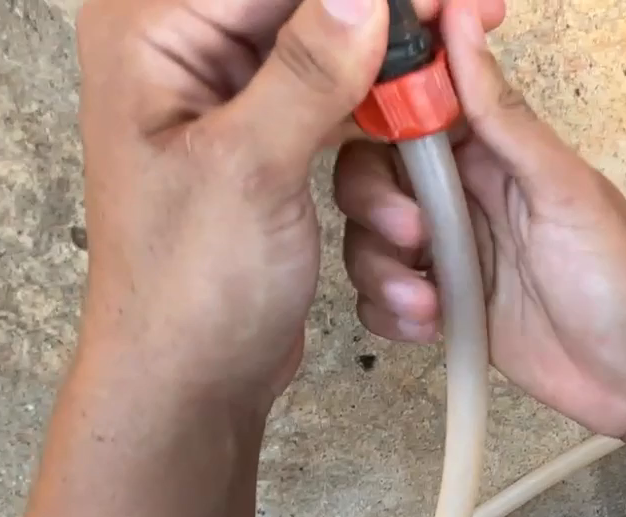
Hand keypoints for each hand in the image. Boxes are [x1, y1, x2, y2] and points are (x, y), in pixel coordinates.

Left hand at [74, 0, 405, 411]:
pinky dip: (379, 127)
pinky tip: (416, 139)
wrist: (196, 369)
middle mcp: (193, 56)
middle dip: (391, 25)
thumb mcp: (250, 168)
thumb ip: (305, 75)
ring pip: (332, 59)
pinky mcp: (274, 151)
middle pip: (308, 10)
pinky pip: (338, 114)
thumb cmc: (196, 279)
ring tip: (446, 109)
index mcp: (158, 35)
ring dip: (391, 88)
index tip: (442, 0)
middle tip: (468, 18)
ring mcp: (237, 105)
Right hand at [335, 0, 625, 438]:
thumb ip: (508, 120)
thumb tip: (460, 19)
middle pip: (371, 171)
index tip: (359, 117)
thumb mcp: (567, 194)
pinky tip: (430, 328)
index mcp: (495, 156)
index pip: (412, 105)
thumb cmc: (615, 281)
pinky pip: (385, 299)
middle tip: (412, 236)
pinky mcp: (448, 310)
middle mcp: (465, 200)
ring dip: (381, 269)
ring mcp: (453, 257)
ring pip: (369, 238)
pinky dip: (391, 313)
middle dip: (373, 201)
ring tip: (427, 305)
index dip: (376, 101)